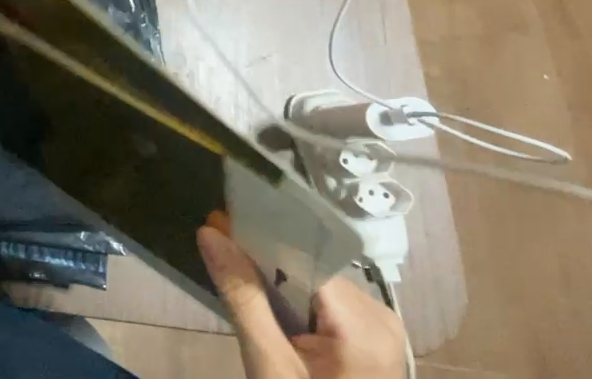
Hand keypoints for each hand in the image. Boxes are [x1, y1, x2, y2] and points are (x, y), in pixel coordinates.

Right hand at [197, 225, 407, 378]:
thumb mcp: (269, 366)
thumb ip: (242, 296)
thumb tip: (210, 233)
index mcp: (363, 322)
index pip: (302, 254)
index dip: (257, 238)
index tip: (215, 227)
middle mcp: (380, 316)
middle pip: (308, 267)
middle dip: (263, 266)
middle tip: (223, 267)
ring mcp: (381, 331)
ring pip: (313, 283)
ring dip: (276, 285)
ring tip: (244, 297)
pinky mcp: (373, 343)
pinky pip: (325, 304)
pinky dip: (293, 305)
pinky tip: (273, 322)